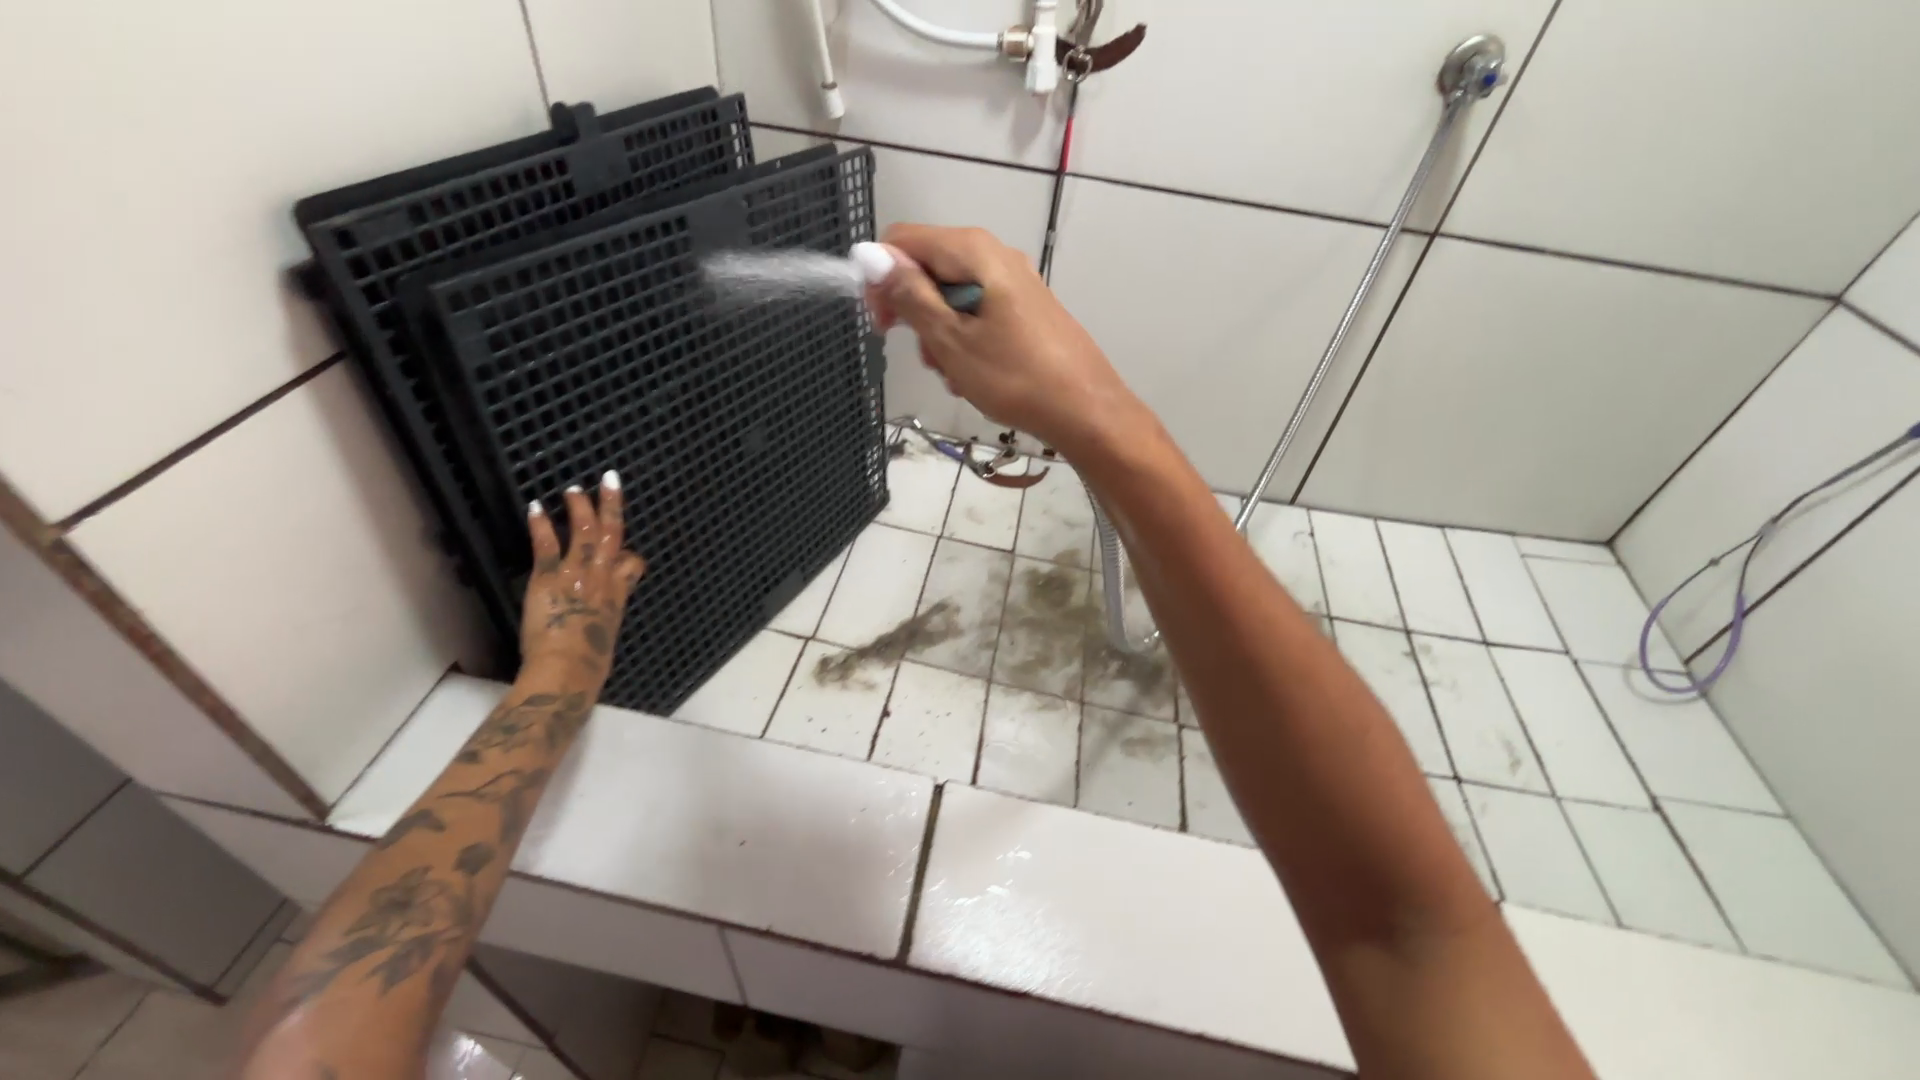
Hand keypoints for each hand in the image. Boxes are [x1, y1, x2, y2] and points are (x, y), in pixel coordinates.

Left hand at [521, 471, 646, 689]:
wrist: (569, 668)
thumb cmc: (587, 664)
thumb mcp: (604, 641)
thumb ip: (600, 625)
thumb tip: (594, 630)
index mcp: (617, 596)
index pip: (632, 565)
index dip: (629, 554)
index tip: (626, 550)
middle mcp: (603, 578)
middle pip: (613, 534)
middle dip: (612, 505)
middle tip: (610, 480)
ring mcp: (578, 574)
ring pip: (585, 532)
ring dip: (579, 508)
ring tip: (573, 490)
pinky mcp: (550, 577)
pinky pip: (547, 545)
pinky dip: (541, 525)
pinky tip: (534, 508)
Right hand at [867, 224, 1144, 455]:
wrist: (1085, 409)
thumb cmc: (1014, 377)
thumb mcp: (951, 340)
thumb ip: (910, 295)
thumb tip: (872, 257)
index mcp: (973, 252)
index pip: (902, 240)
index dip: (881, 278)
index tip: (883, 325)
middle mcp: (994, 254)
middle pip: (928, 266)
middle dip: (913, 310)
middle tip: (924, 357)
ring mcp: (1014, 280)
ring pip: (952, 295)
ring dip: (939, 334)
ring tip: (953, 374)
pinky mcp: (1026, 306)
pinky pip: (978, 311)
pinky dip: (966, 339)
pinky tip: (974, 374)